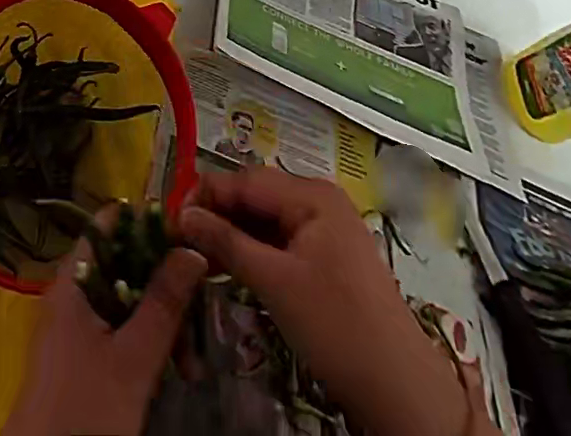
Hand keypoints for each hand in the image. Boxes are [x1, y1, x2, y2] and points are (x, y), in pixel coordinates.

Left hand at [2, 230, 207, 435]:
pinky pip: (122, 328)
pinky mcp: (83, 350)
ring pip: (128, 300)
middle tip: (200, 320)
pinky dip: (149, 344)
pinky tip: (177, 374)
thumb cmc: (86, 408)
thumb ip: (163, 302)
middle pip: (125, 263)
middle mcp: (73, 289)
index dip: (147, 224)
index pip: (108, 224)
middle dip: (166, 288)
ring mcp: (76, 320)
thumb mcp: (134, 357)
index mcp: (75, 278)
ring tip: (192, 369)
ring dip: (164, 324)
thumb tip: (191, 248)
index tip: (189, 240)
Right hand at [178, 168, 483, 435]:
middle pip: (249, 195)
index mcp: (311, 195)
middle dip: (213, 214)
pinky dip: (247, 248)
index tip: (171, 221)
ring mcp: (321, 227)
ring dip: (226, 233)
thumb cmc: (336, 325)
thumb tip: (180, 215)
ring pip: (258, 217)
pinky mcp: (320, 254)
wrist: (400, 390)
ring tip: (196, 255)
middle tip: (180, 240)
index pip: (241, 180)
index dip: (202, 196)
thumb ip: (223, 240)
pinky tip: (223, 264)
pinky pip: (273, 237)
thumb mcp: (272, 280)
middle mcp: (316, 200)